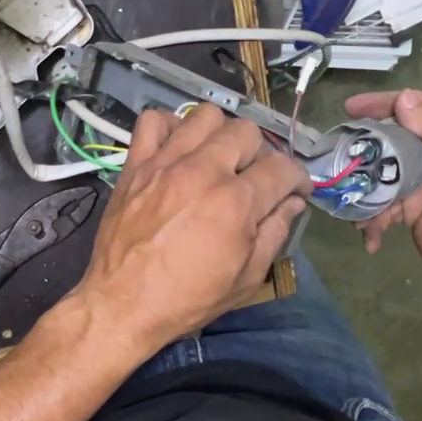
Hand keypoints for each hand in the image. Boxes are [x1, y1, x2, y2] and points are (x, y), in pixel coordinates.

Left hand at [69, 105, 308, 350]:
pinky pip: (153, 121)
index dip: (297, 179)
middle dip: (261, 153)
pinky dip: (170, 127)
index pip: (282, 168)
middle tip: (254, 178)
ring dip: (220, 134)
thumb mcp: (246, 278)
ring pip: (205, 116)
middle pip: (247, 132)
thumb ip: (274, 233)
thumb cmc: (188, 299)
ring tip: (217, 159)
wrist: (124, 304)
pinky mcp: (136, 165)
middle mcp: (203, 171)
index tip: (295, 192)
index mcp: (236, 202)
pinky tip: (177, 150)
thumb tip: (292, 203)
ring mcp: (166, 163)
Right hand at [346, 91, 421, 283]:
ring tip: (350, 201)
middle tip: (339, 153)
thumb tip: (401, 98)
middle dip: (366, 147)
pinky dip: (373, 220)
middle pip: (394, 139)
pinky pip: (383, 207)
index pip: (417, 106)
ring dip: (365, 189)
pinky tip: (370, 234)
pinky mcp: (412, 209)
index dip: (384, 104)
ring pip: (384, 174)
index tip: (350, 107)